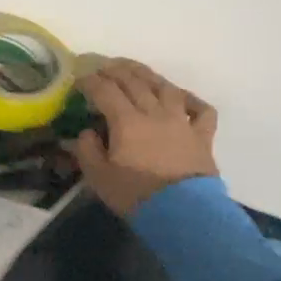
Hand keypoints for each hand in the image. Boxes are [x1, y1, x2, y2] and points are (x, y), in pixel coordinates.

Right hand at [74, 58, 219, 215]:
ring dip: (148, 75)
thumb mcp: (98, 177)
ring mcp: (182, 122)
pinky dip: (191, 99)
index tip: (79, 78)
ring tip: (136, 70)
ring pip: (165, 88)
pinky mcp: (202, 136)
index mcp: (127, 121)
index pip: (105, 91)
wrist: (184, 214)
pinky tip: (181, 97)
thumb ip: (87, 150)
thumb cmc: (136, 195)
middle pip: (134, 82)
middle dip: (116, 70)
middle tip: (104, 66)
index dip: (90, 81)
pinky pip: (201, 110)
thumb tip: (88, 132)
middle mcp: (154, 113)